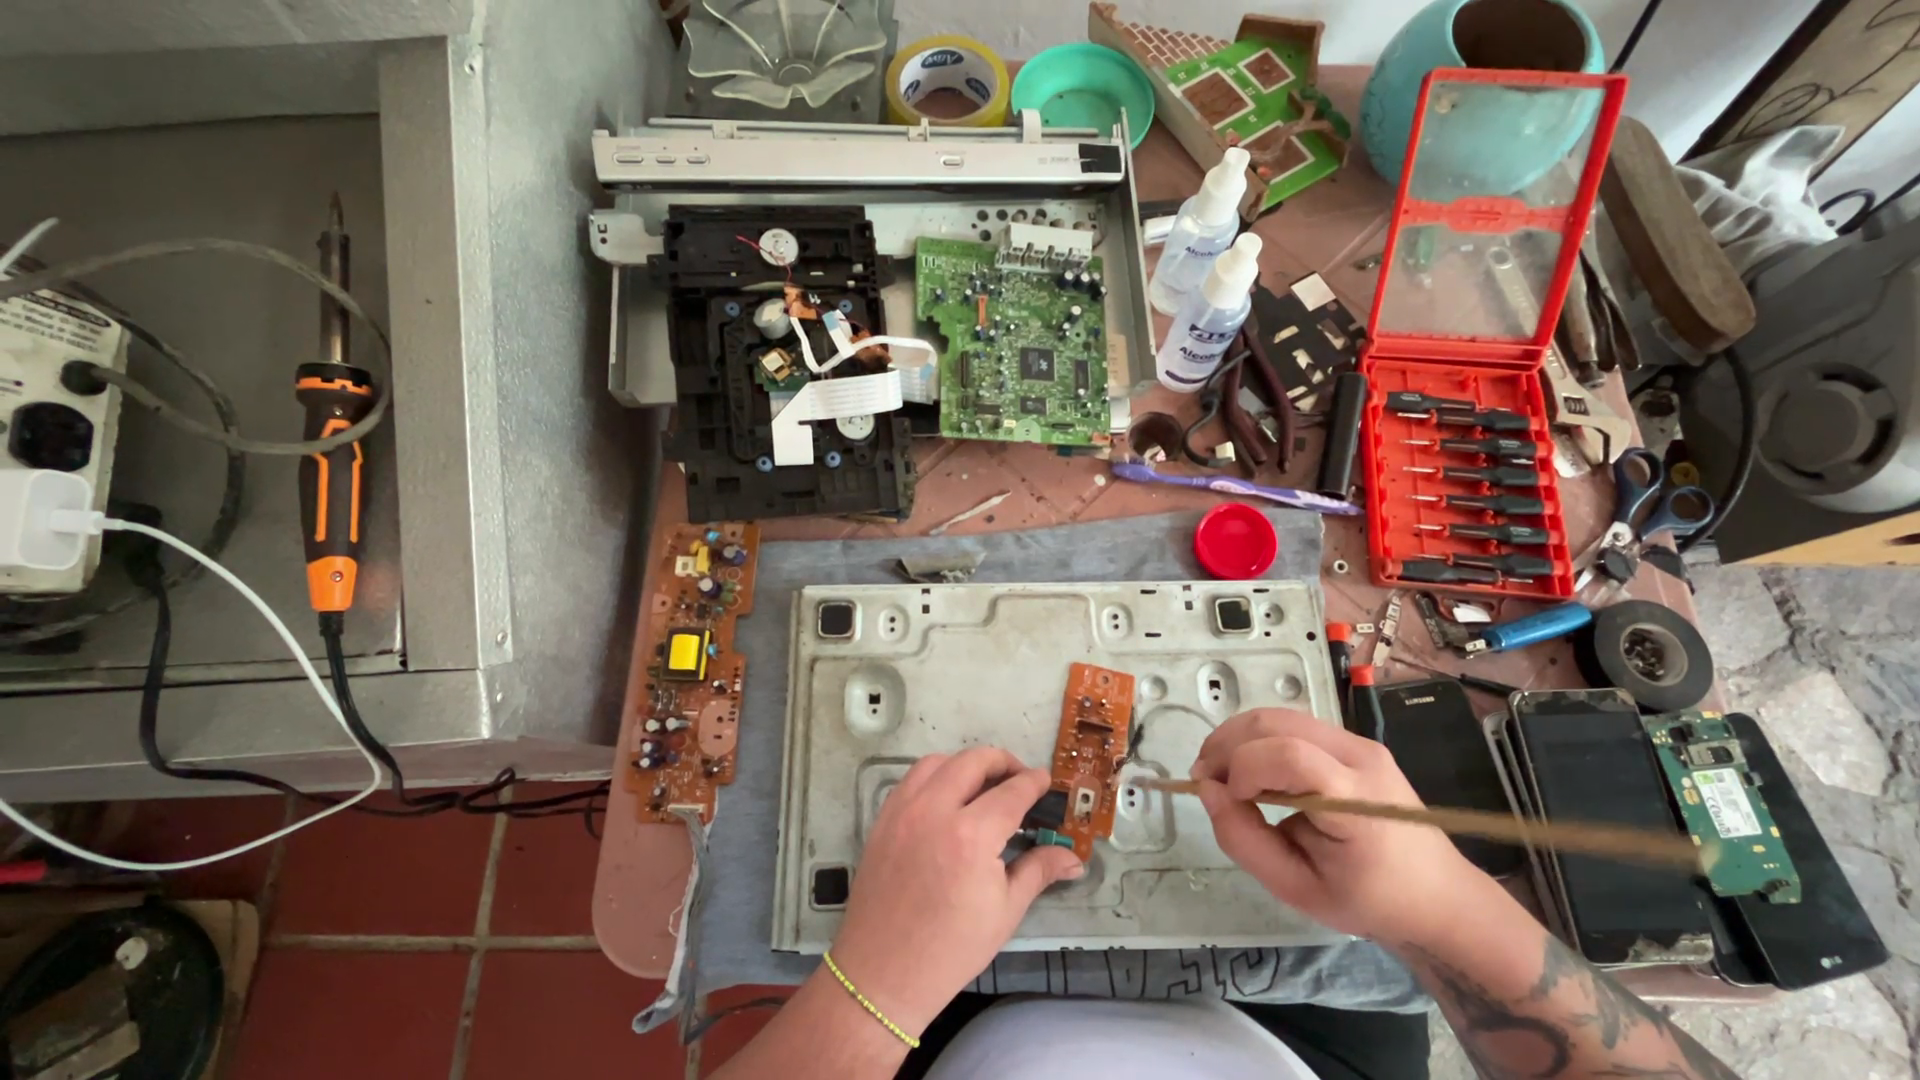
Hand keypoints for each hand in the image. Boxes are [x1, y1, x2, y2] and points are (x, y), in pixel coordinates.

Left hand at [828, 747, 1082, 1034]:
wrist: (883, 973)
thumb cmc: (951, 949)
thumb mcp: (1005, 911)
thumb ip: (1038, 871)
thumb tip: (1073, 858)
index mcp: (971, 836)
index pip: (1012, 791)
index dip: (1033, 782)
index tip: (1045, 781)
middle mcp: (935, 810)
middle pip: (974, 761)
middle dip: (1003, 762)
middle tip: (1019, 779)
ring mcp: (903, 811)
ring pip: (939, 762)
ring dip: (966, 764)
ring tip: (984, 785)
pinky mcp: (883, 819)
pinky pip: (911, 779)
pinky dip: (935, 776)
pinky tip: (948, 799)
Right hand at [1190, 708, 1489, 946]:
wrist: (1438, 895)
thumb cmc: (1369, 901)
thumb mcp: (1297, 889)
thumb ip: (1245, 840)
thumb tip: (1207, 792)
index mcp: (1356, 802)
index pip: (1288, 756)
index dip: (1242, 768)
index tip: (1222, 797)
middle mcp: (1361, 757)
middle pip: (1275, 723)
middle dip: (1226, 744)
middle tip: (1204, 780)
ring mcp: (1360, 743)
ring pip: (1278, 716)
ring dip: (1238, 738)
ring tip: (1221, 774)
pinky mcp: (1354, 741)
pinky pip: (1292, 726)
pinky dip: (1258, 741)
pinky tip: (1251, 771)